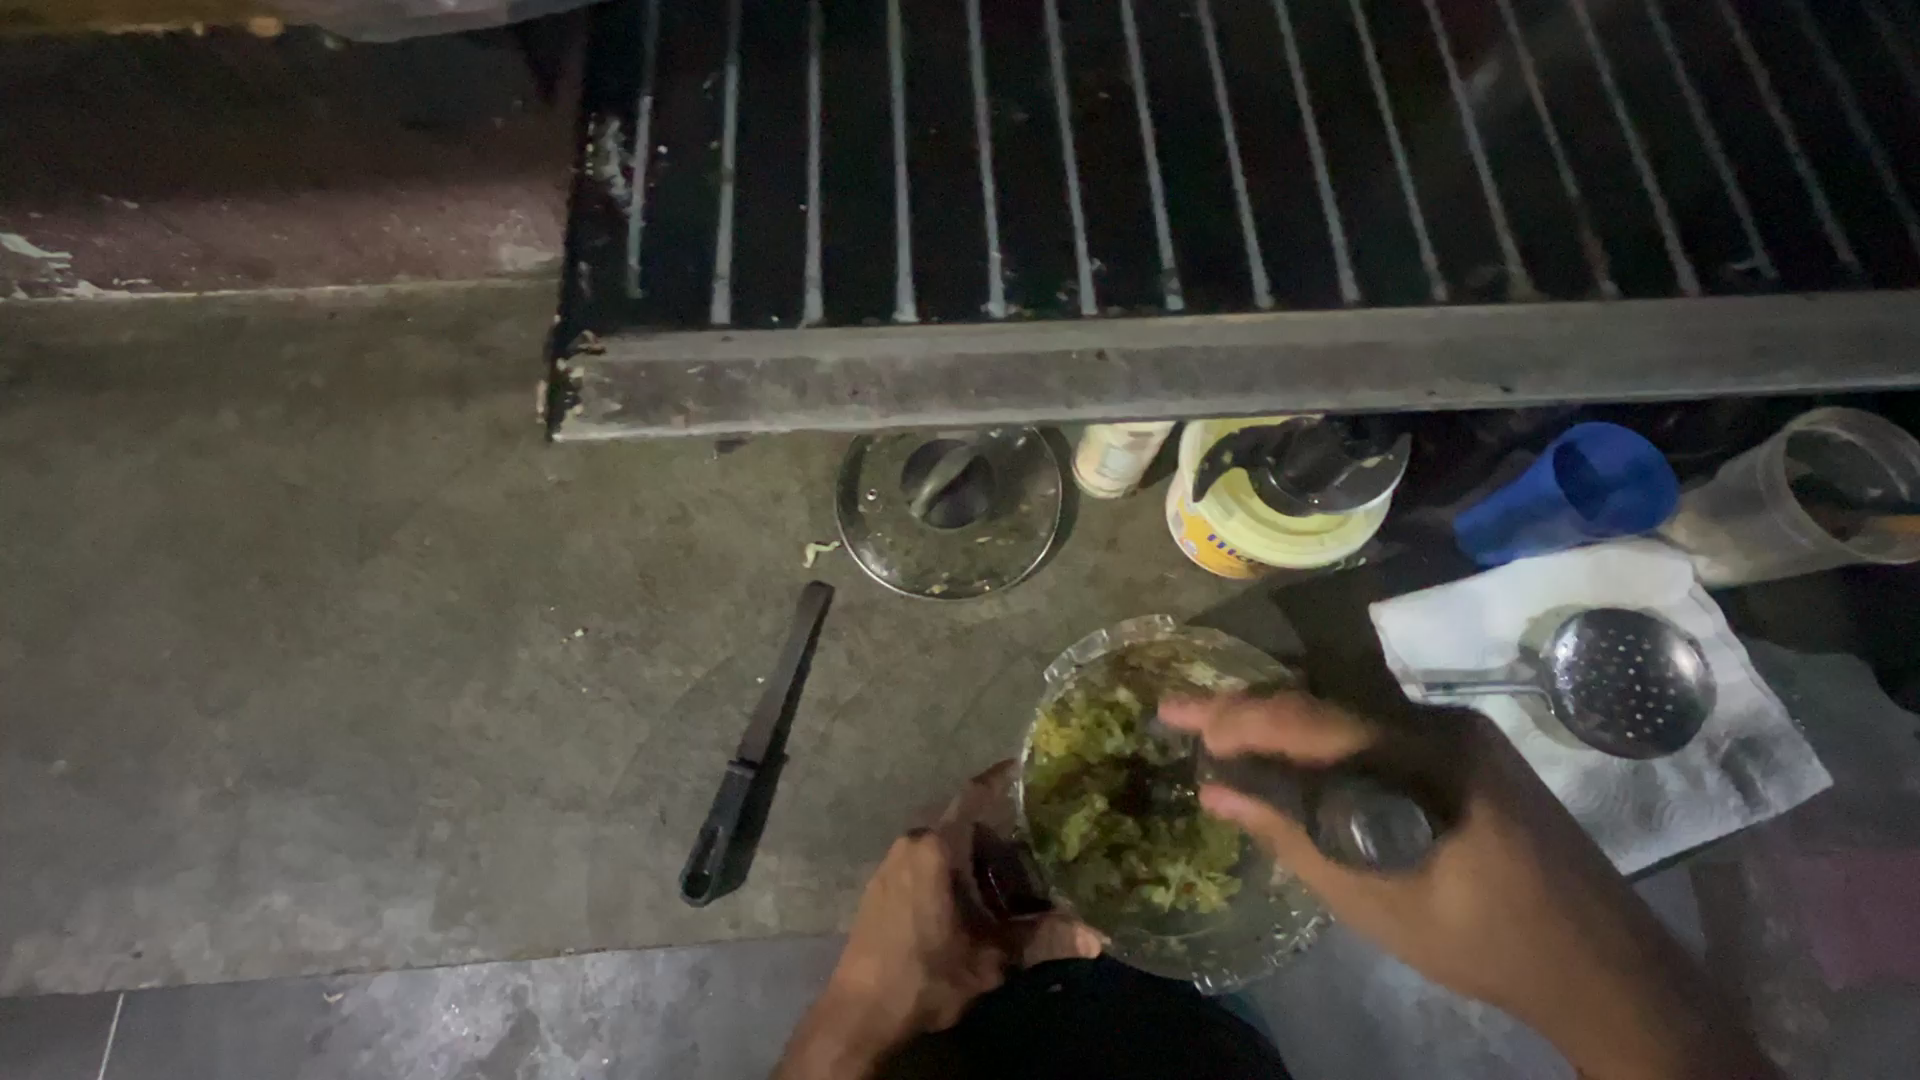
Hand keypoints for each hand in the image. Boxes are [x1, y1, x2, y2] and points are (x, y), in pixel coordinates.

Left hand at [776, 764, 1097, 1079]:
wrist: (860, 1013)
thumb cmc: (926, 976)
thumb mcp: (990, 960)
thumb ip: (1042, 940)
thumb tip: (1099, 938)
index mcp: (937, 846)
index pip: (975, 795)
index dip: (1002, 779)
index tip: (1029, 769)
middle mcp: (912, 841)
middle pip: (963, 821)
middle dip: (998, 832)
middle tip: (1036, 843)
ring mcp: (892, 862)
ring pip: (943, 842)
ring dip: (974, 854)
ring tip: (1012, 873)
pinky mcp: (882, 883)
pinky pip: (925, 859)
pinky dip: (951, 867)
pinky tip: (972, 897)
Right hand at [1160, 691, 1777, 1079]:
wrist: (1607, 967)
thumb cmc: (1481, 942)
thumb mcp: (1370, 900)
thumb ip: (1287, 833)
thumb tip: (1213, 791)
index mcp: (1422, 759)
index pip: (1304, 718)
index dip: (1230, 715)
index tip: (1173, 712)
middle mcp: (1439, 722)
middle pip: (1320, 703)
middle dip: (1247, 712)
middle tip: (1189, 720)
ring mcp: (1457, 727)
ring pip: (1344, 711)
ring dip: (1282, 724)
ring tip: (1224, 738)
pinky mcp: (1465, 742)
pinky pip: (1372, 725)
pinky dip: (1322, 737)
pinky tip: (1292, 756)